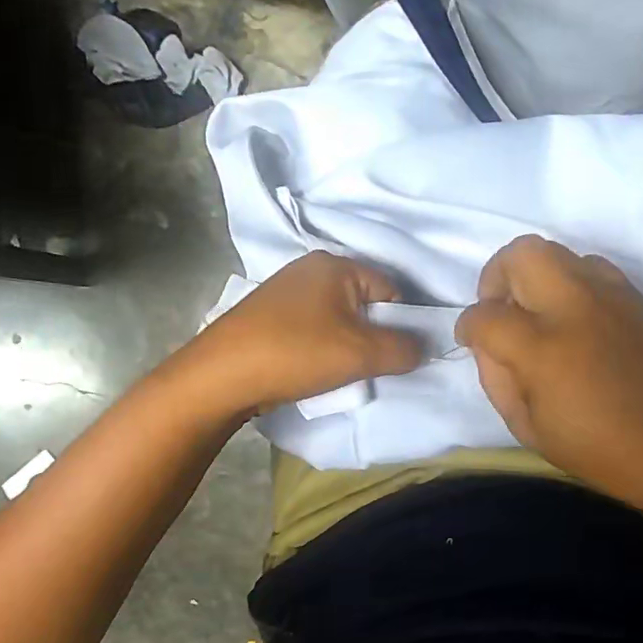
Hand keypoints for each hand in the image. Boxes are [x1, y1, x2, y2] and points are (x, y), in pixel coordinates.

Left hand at [173, 251, 423, 419]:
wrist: (220, 376)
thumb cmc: (296, 354)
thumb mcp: (360, 354)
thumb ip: (402, 349)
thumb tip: (422, 347)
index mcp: (335, 265)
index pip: (390, 290)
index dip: (401, 325)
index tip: (396, 357)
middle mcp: (309, 270)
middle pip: (363, 305)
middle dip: (372, 338)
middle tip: (369, 369)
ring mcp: (284, 292)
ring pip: (336, 320)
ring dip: (345, 347)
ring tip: (338, 374)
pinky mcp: (267, 317)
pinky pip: (311, 330)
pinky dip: (319, 350)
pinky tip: (312, 371)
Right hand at [455, 235, 642, 505]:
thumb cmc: (590, 445)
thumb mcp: (523, 426)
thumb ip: (495, 376)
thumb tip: (486, 343)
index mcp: (543, 349)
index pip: (486, 315)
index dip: (468, 327)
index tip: (470, 340)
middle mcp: (575, 308)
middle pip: (522, 254)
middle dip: (497, 276)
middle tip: (501, 309)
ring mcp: (609, 296)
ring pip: (558, 251)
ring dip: (536, 276)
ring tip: (538, 312)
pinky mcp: (634, 297)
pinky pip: (592, 267)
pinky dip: (570, 282)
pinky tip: (573, 318)